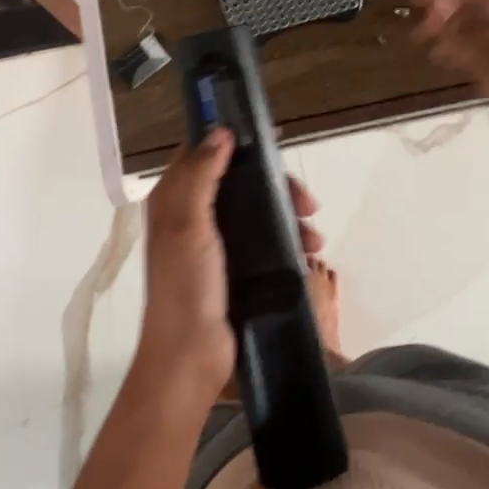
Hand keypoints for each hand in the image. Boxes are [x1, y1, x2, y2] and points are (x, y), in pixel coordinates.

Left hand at [137, 128, 324, 395]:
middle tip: (308, 201)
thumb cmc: (186, 285)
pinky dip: (287, 239)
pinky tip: (308, 253)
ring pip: (256, 210)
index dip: (233, 140)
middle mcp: (192, 215)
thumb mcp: (187, 223)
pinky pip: (266, 240)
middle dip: (275, 185)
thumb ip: (201, 175)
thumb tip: (221, 131)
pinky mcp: (235, 268)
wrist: (191, 357)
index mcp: (174, 199)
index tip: (271, 139)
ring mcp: (214, 244)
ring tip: (315, 236)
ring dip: (289, 214)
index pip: (202, 152)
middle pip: (239, 181)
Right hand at [411, 0, 488, 131]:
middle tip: (418, 27)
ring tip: (424, 41)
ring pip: (480, 29)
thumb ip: (462, 39)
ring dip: (452, 34)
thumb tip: (433, 13)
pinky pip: (486, 45)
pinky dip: (465, 48)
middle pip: (480, 12)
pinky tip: (442, 55)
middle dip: (447, 18)